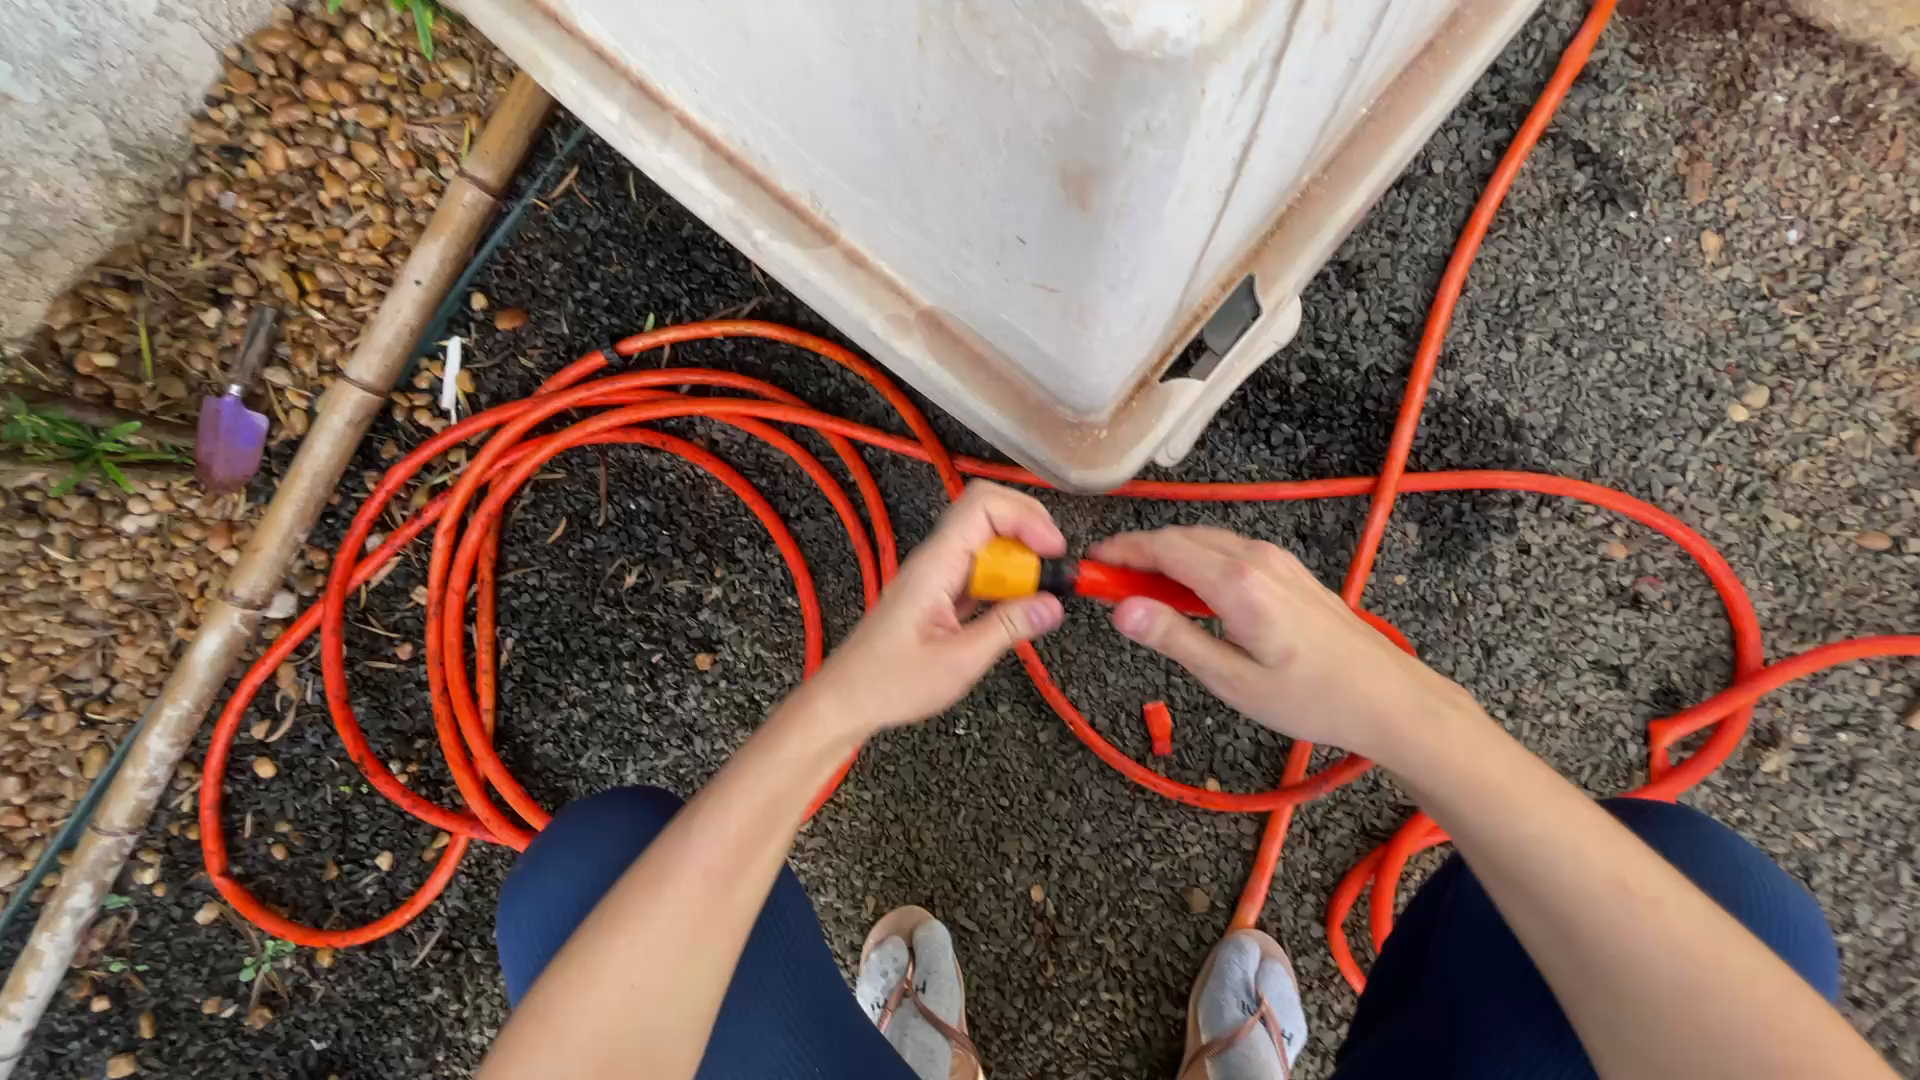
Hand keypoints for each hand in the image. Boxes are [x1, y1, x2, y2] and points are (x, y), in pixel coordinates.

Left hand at [790, 482, 1066, 736]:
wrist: (848, 699)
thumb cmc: (890, 683)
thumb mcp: (958, 662)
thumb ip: (1008, 628)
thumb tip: (1052, 604)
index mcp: (935, 566)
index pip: (982, 506)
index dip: (1025, 516)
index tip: (1054, 549)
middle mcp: (935, 560)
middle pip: (988, 512)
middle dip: (1029, 528)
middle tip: (1054, 565)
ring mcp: (937, 574)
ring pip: (987, 540)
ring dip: (1020, 556)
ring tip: (1041, 590)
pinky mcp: (940, 592)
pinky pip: (980, 568)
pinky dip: (1006, 579)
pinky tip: (1019, 605)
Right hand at [1088, 527, 1478, 761]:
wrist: (1389, 698)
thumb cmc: (1310, 698)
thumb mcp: (1231, 679)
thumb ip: (1174, 638)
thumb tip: (1122, 610)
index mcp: (1238, 583)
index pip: (1163, 548)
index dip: (1121, 552)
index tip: (1091, 565)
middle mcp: (1256, 558)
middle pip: (1180, 538)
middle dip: (1138, 554)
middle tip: (1108, 584)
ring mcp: (1275, 560)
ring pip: (1204, 540)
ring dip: (1166, 556)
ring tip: (1140, 590)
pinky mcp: (1286, 570)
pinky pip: (1227, 550)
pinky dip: (1195, 561)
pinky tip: (1187, 591)